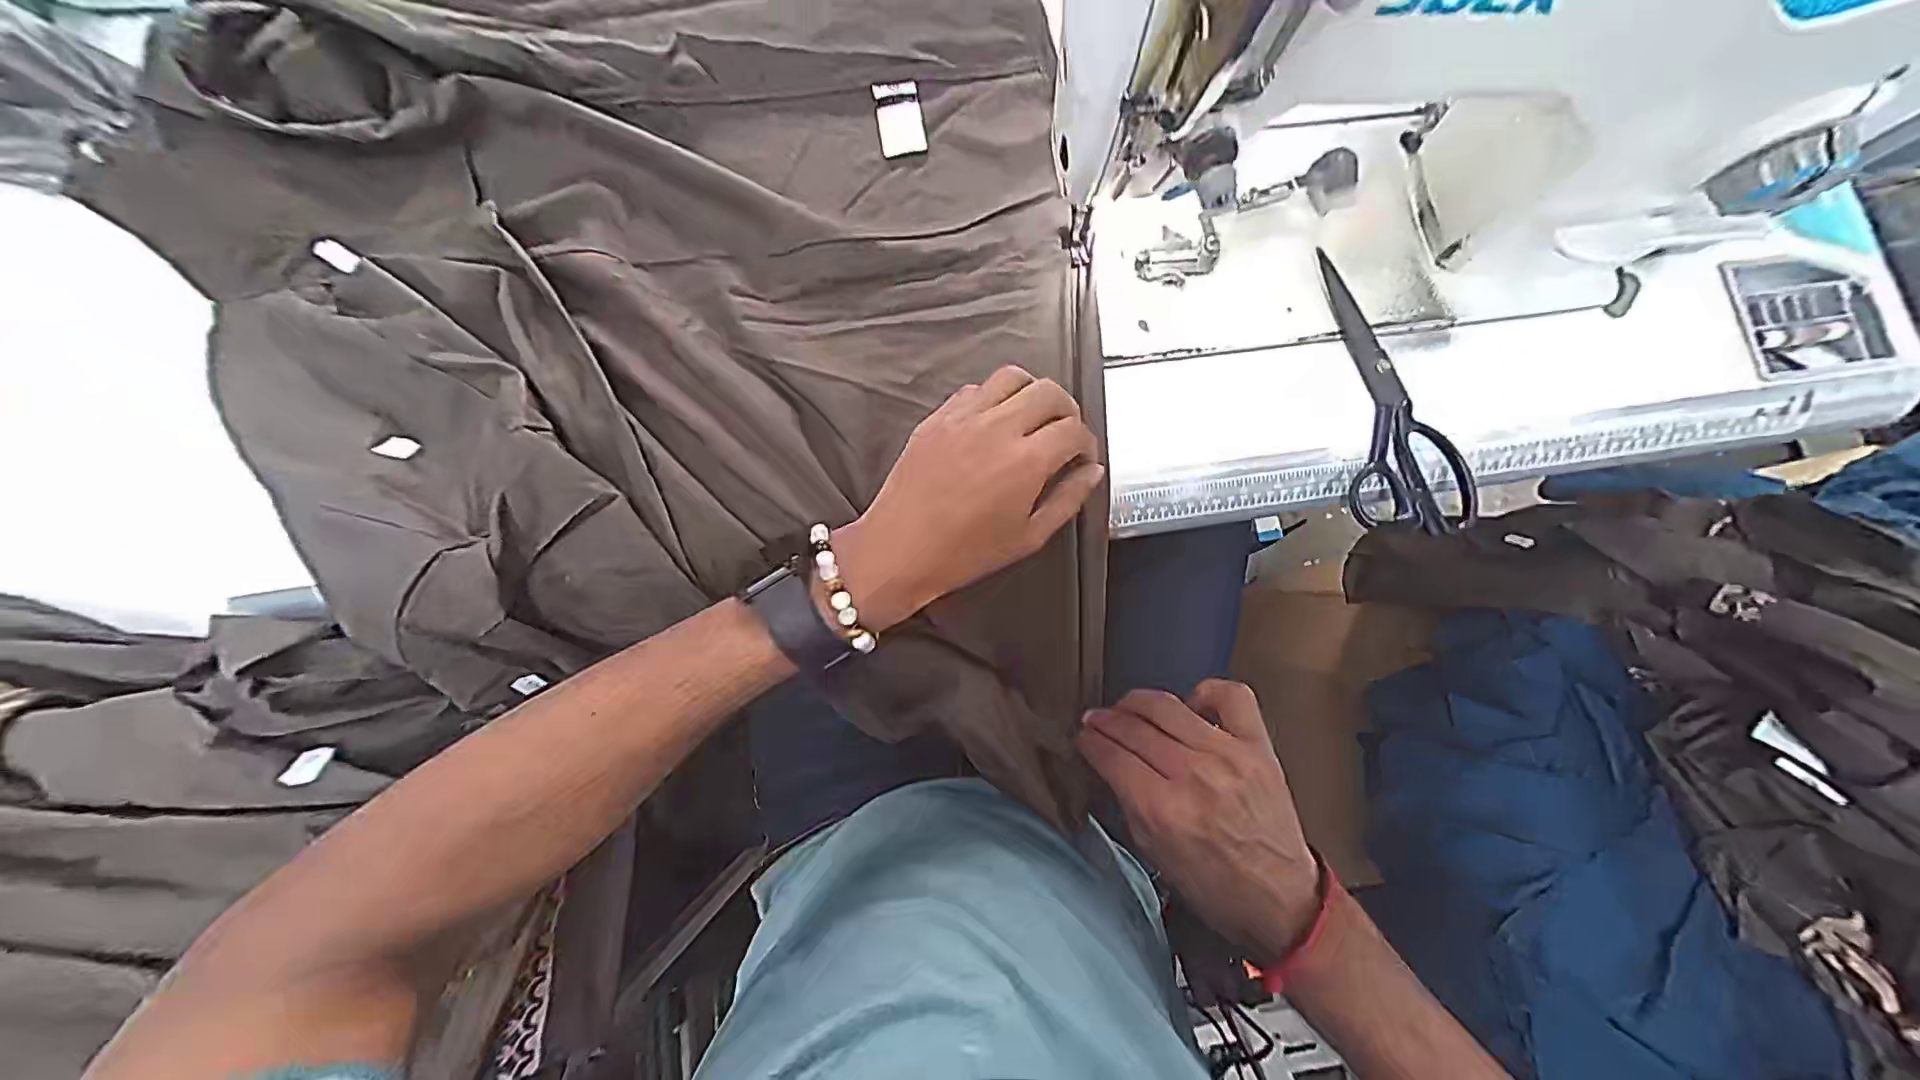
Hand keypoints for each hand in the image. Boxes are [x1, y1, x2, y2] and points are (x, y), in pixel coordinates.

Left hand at [831, 366, 1102, 629]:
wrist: (901, 549)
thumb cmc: (963, 553)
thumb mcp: (1028, 537)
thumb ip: (1067, 499)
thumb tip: (1090, 472)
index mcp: (1026, 461)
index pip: (1074, 429)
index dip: (1087, 442)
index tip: (1082, 456)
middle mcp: (997, 429)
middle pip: (1050, 391)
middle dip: (1068, 410)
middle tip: (1064, 432)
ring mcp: (964, 418)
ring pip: (1012, 377)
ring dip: (1032, 392)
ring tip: (1032, 417)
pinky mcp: (937, 418)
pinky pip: (974, 388)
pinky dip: (993, 397)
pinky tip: (993, 421)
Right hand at [1078, 680, 1320, 965]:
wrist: (1280, 900)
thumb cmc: (1218, 887)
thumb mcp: (1153, 853)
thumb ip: (1127, 801)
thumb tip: (1108, 762)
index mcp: (1161, 810)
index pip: (1109, 754)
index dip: (1089, 741)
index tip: (1084, 737)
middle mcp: (1193, 777)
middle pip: (1131, 726)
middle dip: (1105, 720)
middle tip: (1097, 720)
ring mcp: (1228, 756)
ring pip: (1165, 705)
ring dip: (1136, 702)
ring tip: (1129, 708)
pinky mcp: (1257, 747)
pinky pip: (1227, 696)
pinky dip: (1204, 692)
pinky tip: (1191, 706)